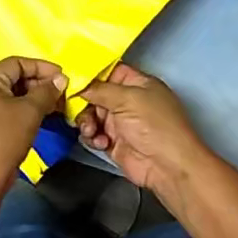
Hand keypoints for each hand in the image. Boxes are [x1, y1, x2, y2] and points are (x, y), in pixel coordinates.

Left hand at [0, 56, 66, 194]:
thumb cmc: (5, 138)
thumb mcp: (30, 111)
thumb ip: (46, 91)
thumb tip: (61, 79)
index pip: (16, 63)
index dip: (41, 67)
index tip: (63, 76)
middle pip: (14, 78)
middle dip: (40, 83)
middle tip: (62, 93)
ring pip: (13, 95)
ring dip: (36, 98)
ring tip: (57, 105)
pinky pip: (9, 109)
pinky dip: (27, 110)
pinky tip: (44, 116)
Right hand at [76, 64, 210, 201]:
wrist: (166, 166)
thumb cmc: (156, 127)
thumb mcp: (128, 99)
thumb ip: (99, 89)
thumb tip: (78, 84)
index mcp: (138, 84)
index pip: (110, 71)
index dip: (91, 73)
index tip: (71, 78)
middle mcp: (128, 101)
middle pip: (95, 94)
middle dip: (84, 102)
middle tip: (76, 109)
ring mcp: (120, 122)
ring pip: (90, 115)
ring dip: (86, 122)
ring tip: (92, 131)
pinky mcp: (113, 141)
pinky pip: (93, 135)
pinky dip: (93, 138)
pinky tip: (102, 143)